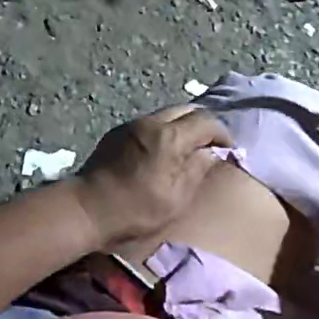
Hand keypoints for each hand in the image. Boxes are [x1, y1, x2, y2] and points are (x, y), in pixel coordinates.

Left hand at [72, 105, 232, 244]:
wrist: (89, 206)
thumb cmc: (137, 209)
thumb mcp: (177, 198)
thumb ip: (197, 169)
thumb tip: (214, 152)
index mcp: (168, 137)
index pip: (205, 121)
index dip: (222, 133)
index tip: (229, 150)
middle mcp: (149, 122)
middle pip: (185, 110)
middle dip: (202, 124)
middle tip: (211, 147)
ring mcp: (130, 124)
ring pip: (166, 114)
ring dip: (182, 126)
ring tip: (189, 150)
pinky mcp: (117, 131)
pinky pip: (148, 122)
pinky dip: (163, 130)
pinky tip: (163, 151)